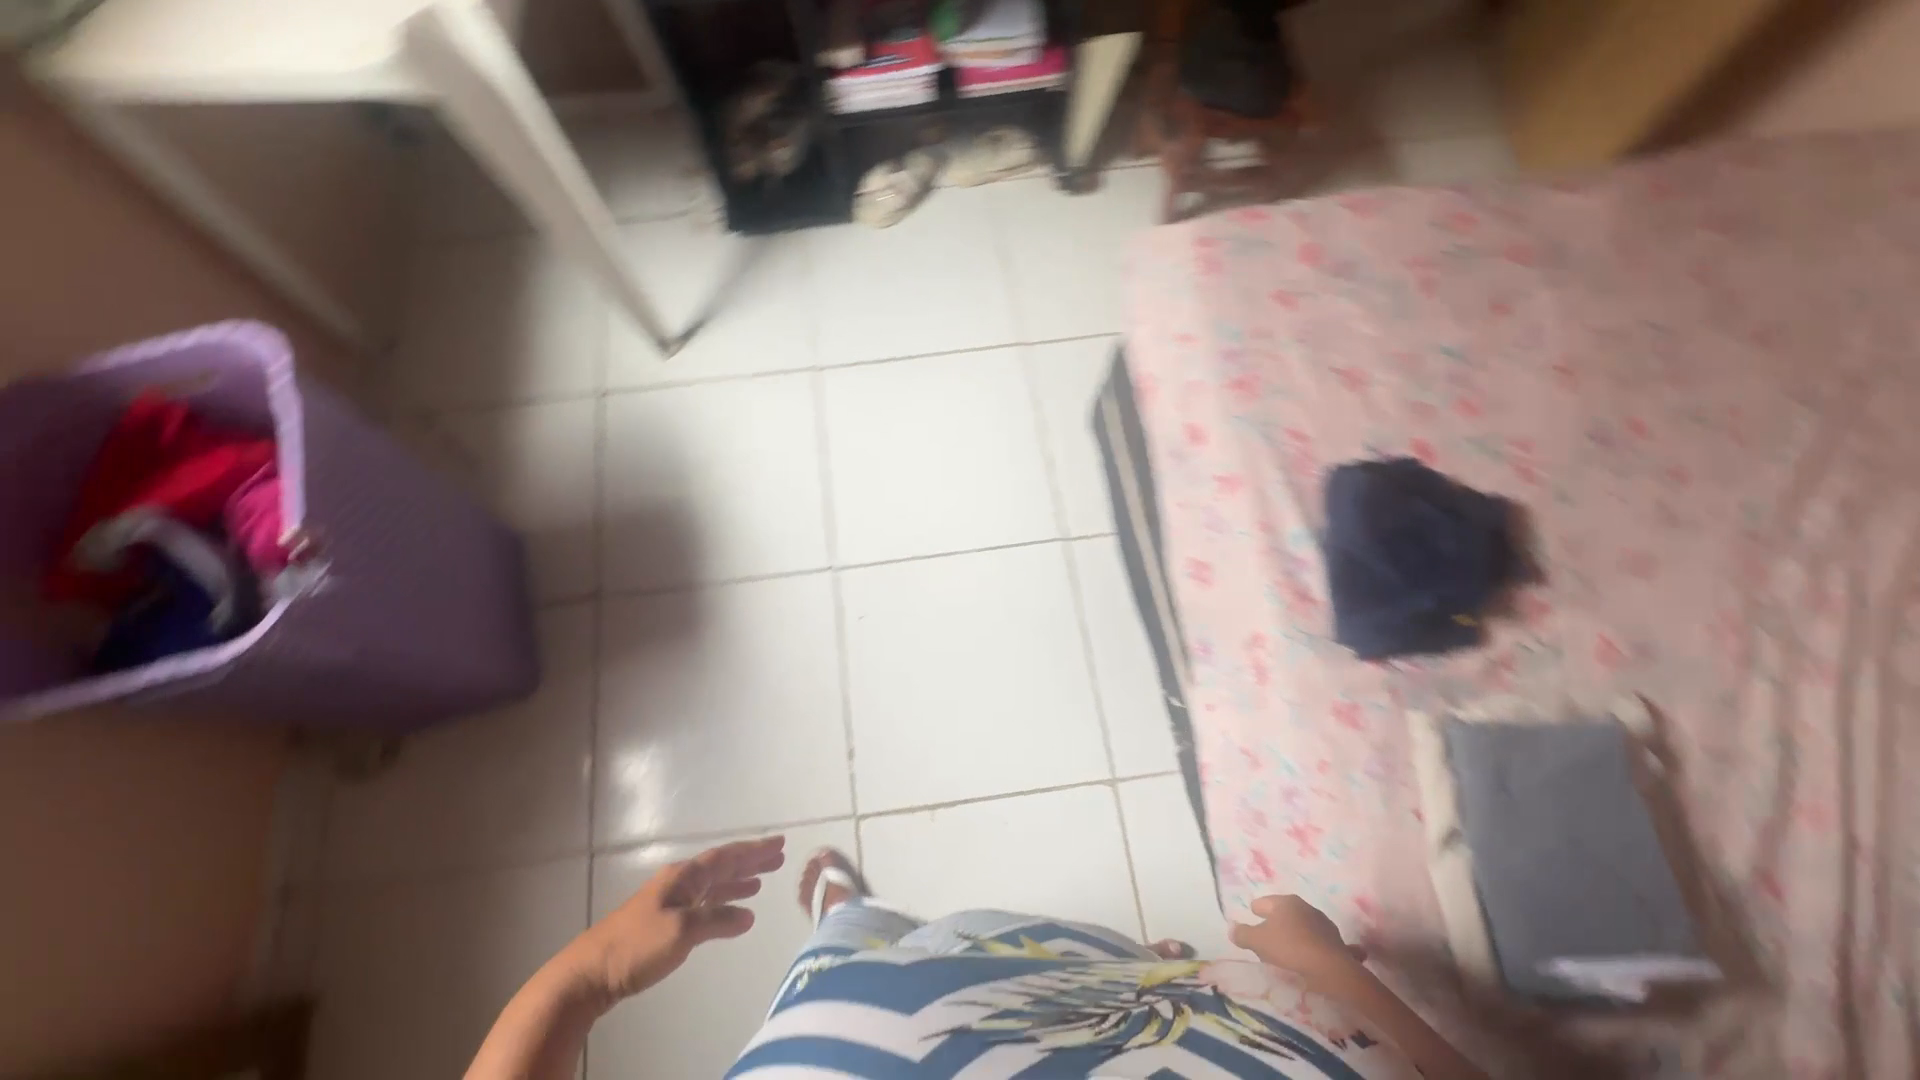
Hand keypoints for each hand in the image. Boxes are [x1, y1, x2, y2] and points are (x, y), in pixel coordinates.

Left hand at [567, 835, 785, 1004]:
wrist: (590, 973)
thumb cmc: (637, 947)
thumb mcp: (682, 931)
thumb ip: (717, 920)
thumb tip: (748, 915)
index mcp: (684, 877)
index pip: (726, 857)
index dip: (753, 851)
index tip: (779, 844)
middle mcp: (679, 882)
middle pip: (721, 866)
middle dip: (749, 861)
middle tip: (778, 856)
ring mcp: (670, 901)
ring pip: (712, 884)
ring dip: (737, 880)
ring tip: (761, 881)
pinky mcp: (664, 921)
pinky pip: (703, 901)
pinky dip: (722, 900)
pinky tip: (731, 910)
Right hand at [1228, 894, 1366, 980]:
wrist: (1330, 968)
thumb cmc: (1289, 948)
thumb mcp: (1257, 942)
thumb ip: (1242, 934)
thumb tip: (1232, 928)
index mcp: (1284, 902)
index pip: (1261, 903)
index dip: (1254, 914)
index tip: (1252, 927)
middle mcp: (1304, 906)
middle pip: (1281, 914)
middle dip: (1273, 925)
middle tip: (1266, 943)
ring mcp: (1322, 922)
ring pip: (1300, 926)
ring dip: (1293, 935)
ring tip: (1287, 953)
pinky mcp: (1334, 940)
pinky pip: (1317, 941)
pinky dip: (1311, 946)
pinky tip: (1309, 957)